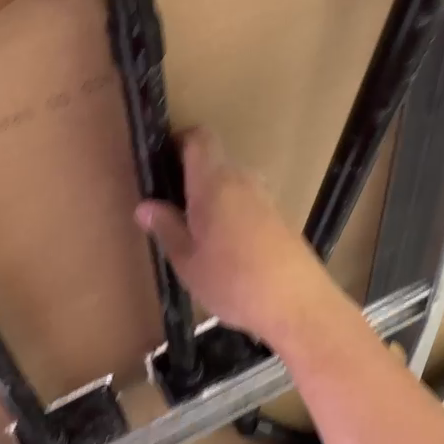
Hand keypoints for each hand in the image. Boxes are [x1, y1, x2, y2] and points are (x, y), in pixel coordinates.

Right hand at [134, 128, 342, 345]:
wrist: (299, 305)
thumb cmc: (234, 281)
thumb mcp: (187, 261)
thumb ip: (165, 228)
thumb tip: (144, 206)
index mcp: (214, 182)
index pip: (199, 138)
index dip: (178, 142)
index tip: (162, 164)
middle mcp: (242, 180)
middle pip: (214, 163)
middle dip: (191, 181)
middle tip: (171, 212)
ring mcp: (266, 197)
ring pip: (231, 185)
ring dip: (213, 201)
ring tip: (197, 236)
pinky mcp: (281, 217)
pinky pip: (248, 203)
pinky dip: (232, 215)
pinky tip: (227, 251)